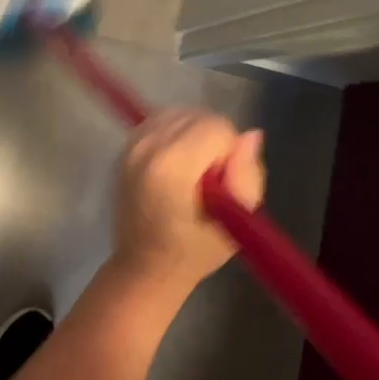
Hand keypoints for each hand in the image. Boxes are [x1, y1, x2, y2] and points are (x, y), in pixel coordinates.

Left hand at [111, 109, 265, 292]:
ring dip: (196, 135)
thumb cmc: (192, 252)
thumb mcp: (235, 224)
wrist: (143, 265)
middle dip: (214, 142)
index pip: (218, 128)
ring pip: (182, 113)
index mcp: (171, 167)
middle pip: (199, 116)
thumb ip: (247, 176)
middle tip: (210, 180)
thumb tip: (252, 135)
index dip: (230, 153)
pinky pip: (163, 120)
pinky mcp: (126, 145)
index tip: (223, 183)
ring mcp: (132, 143)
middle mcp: (147, 146)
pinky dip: (177, 133)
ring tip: (194, 172)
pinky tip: (178, 163)